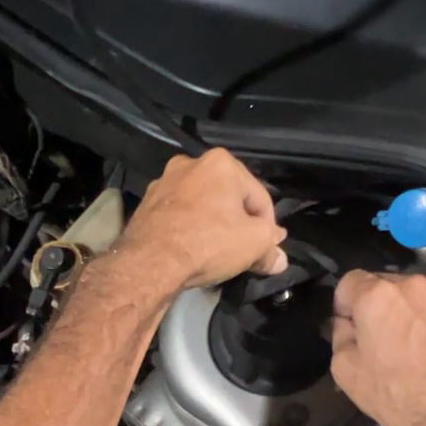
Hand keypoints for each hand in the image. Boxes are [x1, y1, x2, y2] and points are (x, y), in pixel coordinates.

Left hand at [114, 149, 289, 291]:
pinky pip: (178, 216)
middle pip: (228, 198)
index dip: (269, 225)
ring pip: (201, 206)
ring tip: (217, 253)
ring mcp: (164, 183)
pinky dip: (189, 230)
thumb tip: (279, 260)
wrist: (150, 262)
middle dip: (239, 223)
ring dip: (213, 225)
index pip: (259, 196)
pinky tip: (192, 250)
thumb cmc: (208, 243)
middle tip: (245, 250)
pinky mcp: (145, 205)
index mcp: (221, 163)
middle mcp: (190, 164)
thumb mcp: (253, 246)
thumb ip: (270, 248)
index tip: (269, 248)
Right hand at [329, 272, 425, 425]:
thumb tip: (346, 324)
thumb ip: (340, 337)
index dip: (345, 305)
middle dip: (381, 309)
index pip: (350, 281)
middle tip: (383, 344)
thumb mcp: (346, 373)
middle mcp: (416, 288)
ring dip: (414, 318)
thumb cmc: (398, 397)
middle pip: (388, 287)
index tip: (350, 328)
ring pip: (422, 301)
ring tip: (419, 353)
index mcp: (378, 297)